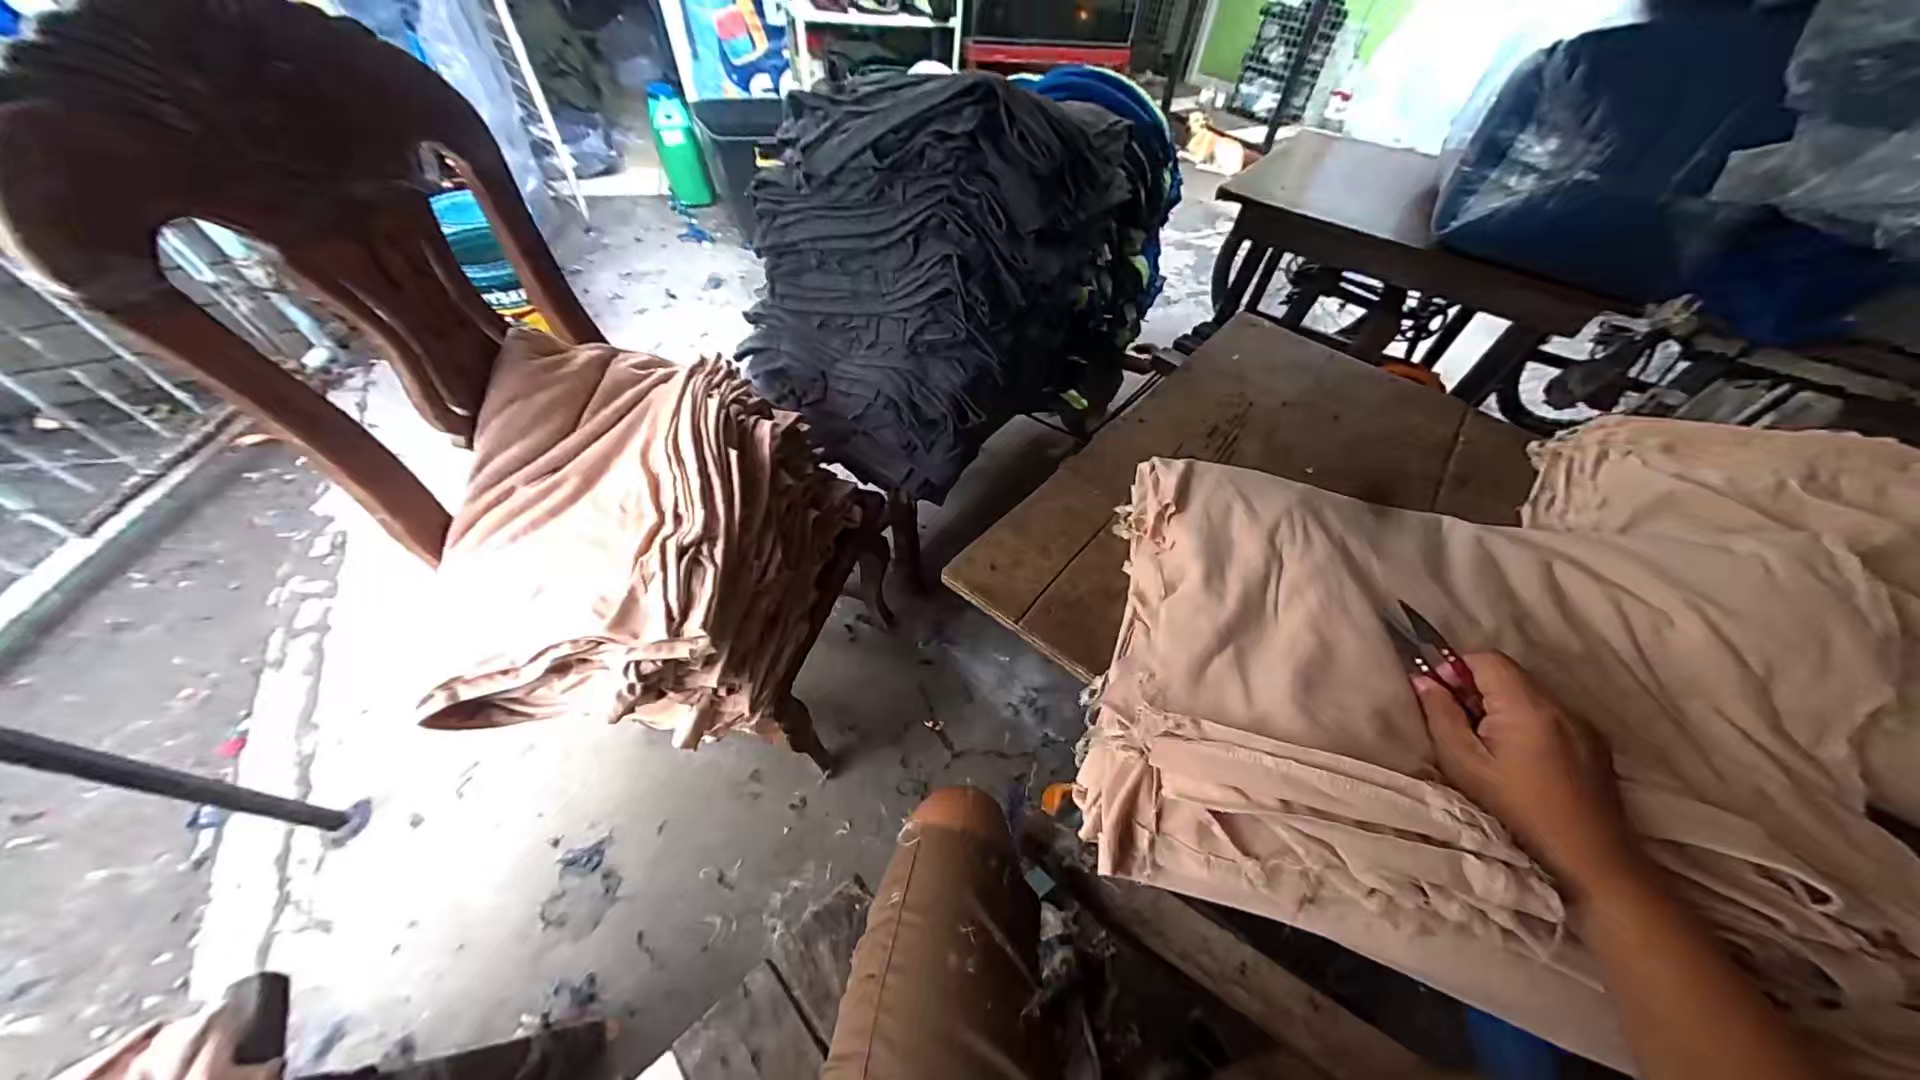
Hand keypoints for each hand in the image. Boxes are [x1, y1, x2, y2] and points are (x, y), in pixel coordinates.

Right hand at [1413, 651, 1639, 893]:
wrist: (1591, 858)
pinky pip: (1550, 714)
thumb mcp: (1463, 762)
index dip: (1457, 668)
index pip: (1488, 659)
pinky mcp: (1595, 743)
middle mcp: (1562, 707)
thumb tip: (1423, 679)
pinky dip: (1525, 721)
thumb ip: (1440, 714)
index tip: (1440, 695)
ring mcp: (1584, 725)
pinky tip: (1518, 756)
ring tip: (1487, 742)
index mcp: (1528, 707)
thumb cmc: (1516, 808)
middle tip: (1457, 721)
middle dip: (1475, 688)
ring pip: (1529, 694)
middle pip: (1509, 674)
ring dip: (1500, 705)